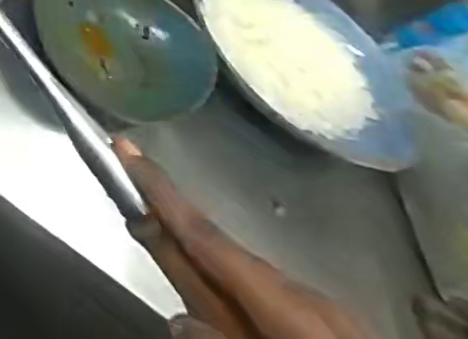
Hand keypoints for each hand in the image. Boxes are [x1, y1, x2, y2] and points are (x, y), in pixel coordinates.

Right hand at [112, 139, 371, 338]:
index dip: (159, 192)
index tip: (125, 146)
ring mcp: (332, 311)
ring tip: (185, 279)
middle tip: (137, 211)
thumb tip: (178, 319)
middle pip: (226, 255)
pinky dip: (244, 298)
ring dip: (211, 275)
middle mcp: (310, 297)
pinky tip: (235, 317)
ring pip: (252, 280)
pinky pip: (276, 300)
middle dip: (179, 232)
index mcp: (289, 306)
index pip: (207, 237)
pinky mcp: (342, 326)